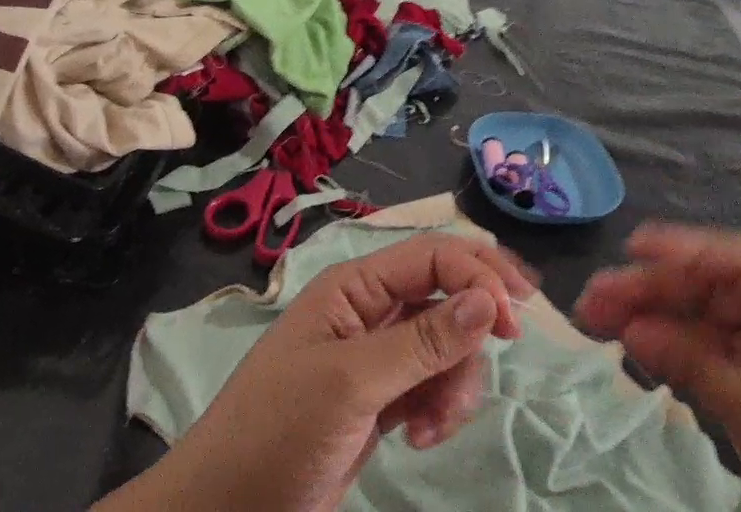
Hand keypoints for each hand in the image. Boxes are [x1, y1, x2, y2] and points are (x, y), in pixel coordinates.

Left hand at [97, 234, 536, 511]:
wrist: (227, 509)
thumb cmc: (279, 432)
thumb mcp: (352, 382)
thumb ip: (423, 341)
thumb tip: (488, 301)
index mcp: (352, 287)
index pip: (431, 255)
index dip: (477, 273)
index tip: (513, 319)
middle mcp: (368, 310)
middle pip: (446, 294)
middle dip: (474, 323)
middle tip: (509, 343)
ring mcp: (376, 357)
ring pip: (447, 345)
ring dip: (455, 382)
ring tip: (432, 428)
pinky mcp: (382, 399)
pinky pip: (433, 384)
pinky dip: (439, 407)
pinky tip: (420, 438)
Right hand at [576, 224, 740, 511]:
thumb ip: (695, 365)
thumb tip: (630, 328)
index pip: (739, 265)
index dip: (685, 249)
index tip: (633, 247)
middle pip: (707, 289)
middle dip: (651, 288)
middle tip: (593, 295)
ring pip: (695, 318)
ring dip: (647, 314)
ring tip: (592, 314)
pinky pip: (698, 351)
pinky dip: (662, 346)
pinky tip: (625, 340)